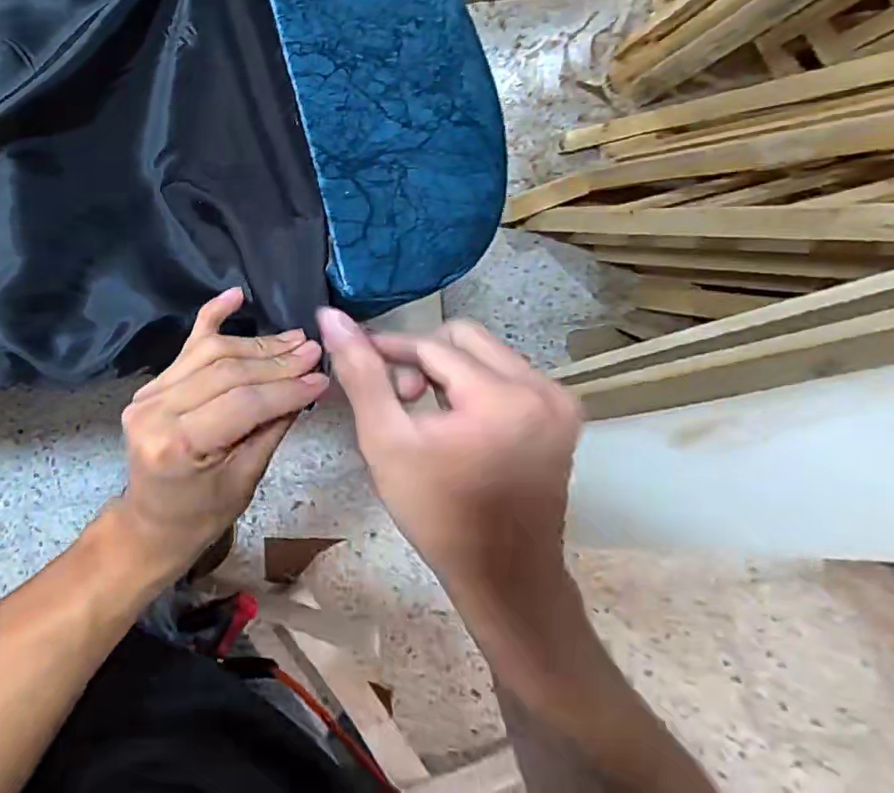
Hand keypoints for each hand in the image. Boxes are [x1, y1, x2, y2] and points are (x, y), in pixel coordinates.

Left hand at [111, 288, 328, 568]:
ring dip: (256, 344)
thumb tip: (307, 385)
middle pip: (225, 371)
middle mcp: (155, 410)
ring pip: (209, 353)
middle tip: (314, 351)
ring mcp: (148, 393)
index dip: (286, 388)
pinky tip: (234, 296)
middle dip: (275, 361)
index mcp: (177, 443)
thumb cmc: (200, 515)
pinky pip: (186, 346)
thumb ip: (271, 428)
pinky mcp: (151, 385)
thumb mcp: (244, 481)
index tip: (322, 377)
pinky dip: (211, 317)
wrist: (151, 520)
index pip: (242, 402)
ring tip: (294, 338)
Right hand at [316, 308, 581, 593]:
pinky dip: (473, 386)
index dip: (387, 347)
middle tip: (398, 397)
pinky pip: (507, 376)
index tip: (356, 358)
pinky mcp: (563, 418)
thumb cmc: (437, 511)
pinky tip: (453, 421)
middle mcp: (543, 389)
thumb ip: (360, 373)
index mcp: (504, 396)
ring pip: (485, 354)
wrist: (503, 576)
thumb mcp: (385, 440)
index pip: (431, 345)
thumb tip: (331, 317)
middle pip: (464, 339)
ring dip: (447, 370)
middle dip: (422, 357)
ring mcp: (560, 403)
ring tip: (422, 410)